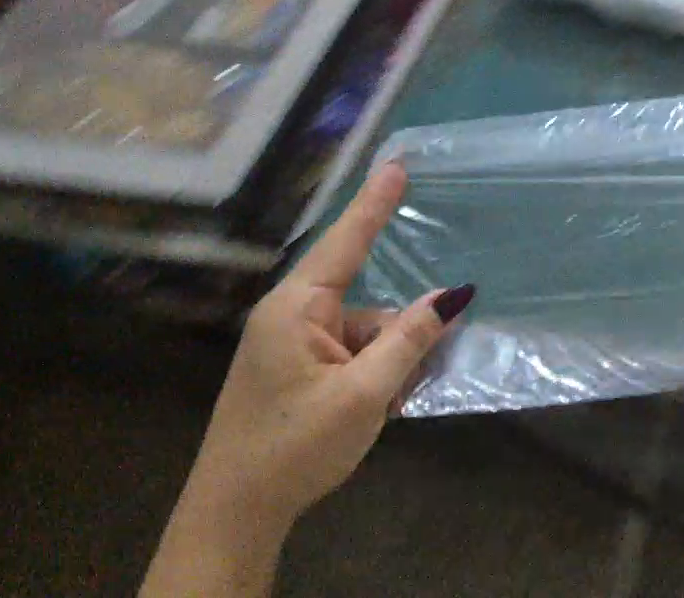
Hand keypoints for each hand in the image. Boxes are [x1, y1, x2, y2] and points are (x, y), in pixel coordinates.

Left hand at [184, 162, 473, 526]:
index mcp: (295, 310)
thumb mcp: (364, 394)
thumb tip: (452, 295)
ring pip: (367, 329)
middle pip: (368, 299)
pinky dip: (376, 372)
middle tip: (404, 375)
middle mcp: (290, 317)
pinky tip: (378, 407)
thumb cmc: (293, 448)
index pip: (344, 242)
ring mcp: (291, 343)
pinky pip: (354, 351)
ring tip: (389, 405)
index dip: (375, 203)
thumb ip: (410, 338)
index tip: (396, 164)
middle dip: (398, 333)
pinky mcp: (295, 367)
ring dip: (390, 360)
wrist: (231, 519)